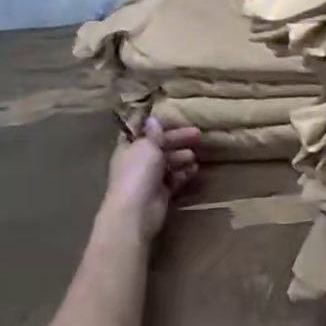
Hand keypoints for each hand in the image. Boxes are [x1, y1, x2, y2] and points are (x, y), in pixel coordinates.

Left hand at [96, 117, 200, 246]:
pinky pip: (174, 179)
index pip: (137, 128)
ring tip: (194, 155)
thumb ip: (153, 133)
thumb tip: (153, 118)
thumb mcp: (147, 146)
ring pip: (167, 162)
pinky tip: (195, 169)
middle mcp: (137, 160)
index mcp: (128, 146)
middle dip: (176, 138)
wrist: (135, 213)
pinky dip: (184, 174)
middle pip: (158, 144)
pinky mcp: (160, 193)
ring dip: (181, 156)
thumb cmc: (138, 172)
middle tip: (197, 133)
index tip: (166, 112)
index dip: (150, 120)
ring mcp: (148, 178)